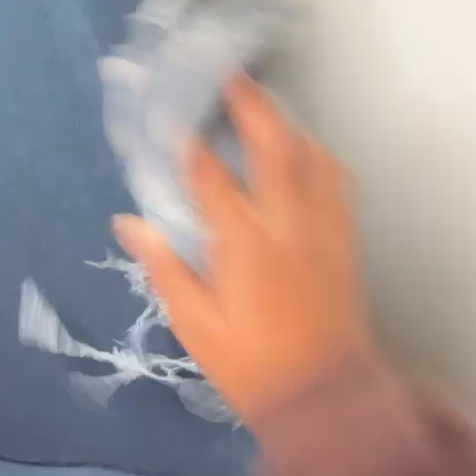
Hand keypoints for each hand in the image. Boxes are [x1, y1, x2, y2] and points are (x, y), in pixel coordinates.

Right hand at [113, 76, 370, 423]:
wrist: (322, 395)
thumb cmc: (248, 364)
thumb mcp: (193, 323)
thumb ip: (164, 267)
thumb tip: (131, 224)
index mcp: (246, 246)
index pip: (214, 181)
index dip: (190, 150)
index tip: (173, 124)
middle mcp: (290, 226)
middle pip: (275, 149)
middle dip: (253, 109)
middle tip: (233, 80)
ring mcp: (324, 231)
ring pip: (313, 159)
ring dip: (288, 128)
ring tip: (266, 113)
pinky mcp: (343, 242)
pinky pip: (335, 183)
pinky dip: (317, 158)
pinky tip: (303, 156)